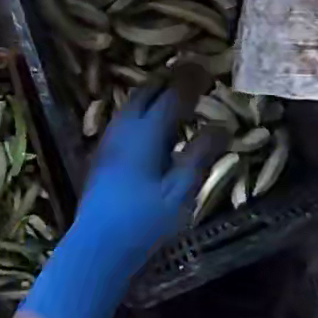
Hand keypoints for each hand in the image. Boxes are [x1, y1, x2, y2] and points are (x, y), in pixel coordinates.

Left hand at [19, 82, 210, 317]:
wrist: (96, 248)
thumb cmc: (143, 221)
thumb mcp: (180, 191)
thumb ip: (200, 154)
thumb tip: (221, 125)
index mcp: (146, 131)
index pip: (172, 95)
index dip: (190, 81)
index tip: (207, 70)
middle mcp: (125, 127)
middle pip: (147, 91)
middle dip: (169, 79)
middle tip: (190, 75)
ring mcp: (109, 140)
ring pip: (132, 103)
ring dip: (153, 92)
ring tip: (172, 93)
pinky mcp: (102, 154)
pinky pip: (124, 117)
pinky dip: (142, 108)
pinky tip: (150, 124)